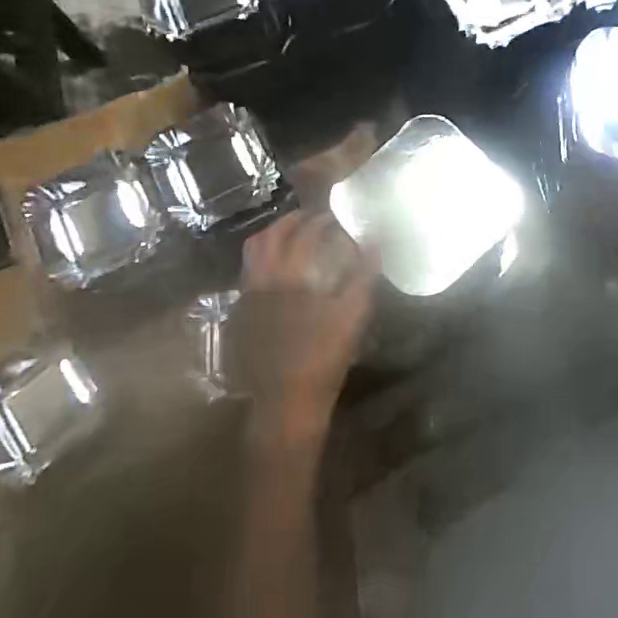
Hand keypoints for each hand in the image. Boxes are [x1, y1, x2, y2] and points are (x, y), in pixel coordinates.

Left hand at [234, 211, 376, 442]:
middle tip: (316, 218)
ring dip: (274, 235)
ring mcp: (248, 295)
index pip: (306, 234)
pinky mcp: (243, 311)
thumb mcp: (352, 317)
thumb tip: (374, 243)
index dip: (324, 221)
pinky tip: (283, 268)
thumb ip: (363, 276)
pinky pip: (249, 271)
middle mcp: (263, 279)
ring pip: (254, 252)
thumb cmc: (323, 358)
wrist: (286, 400)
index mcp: (290, 277)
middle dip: (293, 220)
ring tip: (296, 235)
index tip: (339, 217)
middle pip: (271, 234)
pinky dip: (265, 257)